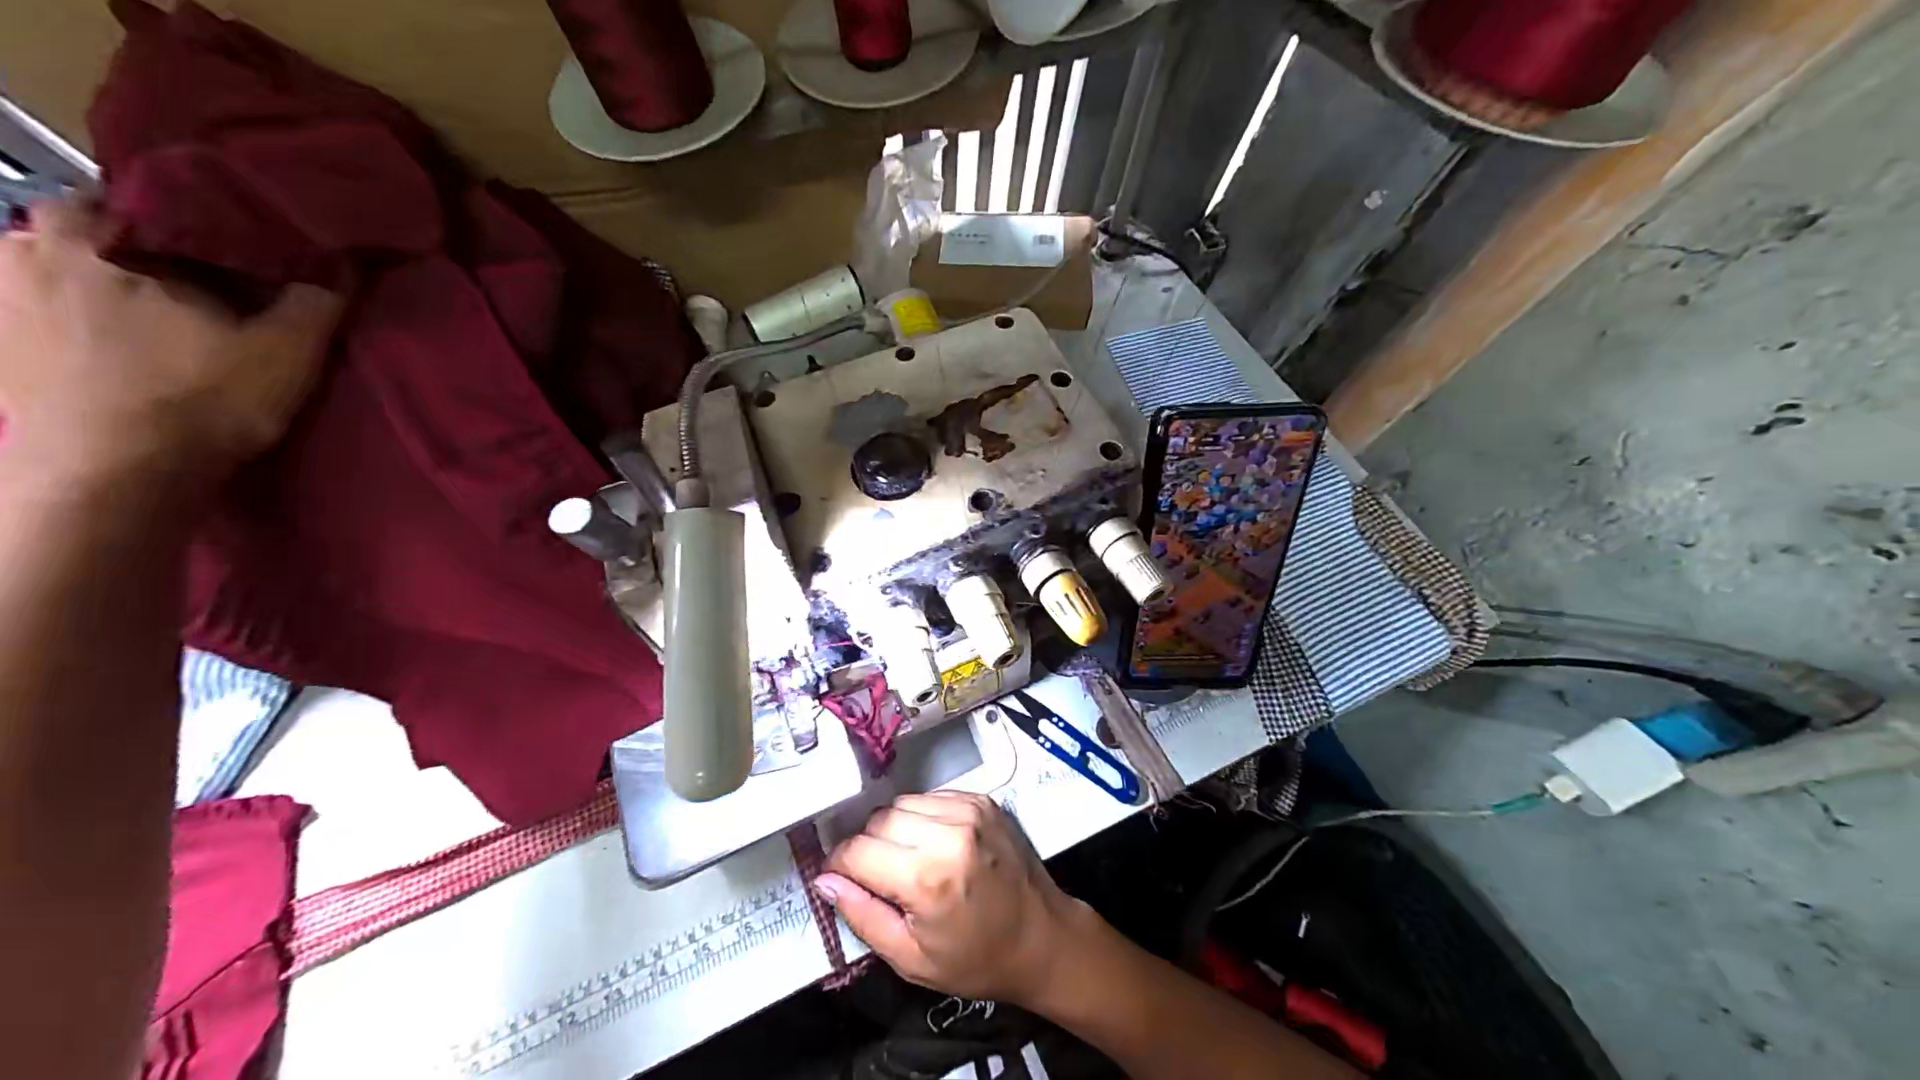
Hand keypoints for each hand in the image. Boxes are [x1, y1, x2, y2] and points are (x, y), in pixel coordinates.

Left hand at [0, 200, 343, 485]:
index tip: (236, 240)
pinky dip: (76, 313)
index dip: (198, 214)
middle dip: (144, 244)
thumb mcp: (286, 352)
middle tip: (199, 277)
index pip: (148, 195)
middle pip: (97, 227)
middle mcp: (26, 247)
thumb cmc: (201, 401)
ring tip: (159, 311)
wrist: (113, 479)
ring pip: (61, 264)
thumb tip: (343, 258)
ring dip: (104, 278)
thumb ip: (316, 300)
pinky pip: (40, 305)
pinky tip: (117, 344)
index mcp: (96, 235)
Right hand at [816, 791, 1092, 1005]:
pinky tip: (934, 846)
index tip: (841, 879)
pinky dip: (922, 818)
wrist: (1044, 938)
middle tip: (880, 878)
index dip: (840, 866)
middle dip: (867, 847)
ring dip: (894, 829)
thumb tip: (825, 880)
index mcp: (927, 876)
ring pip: (901, 803)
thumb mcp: (911, 959)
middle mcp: (948, 832)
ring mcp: (969, 810)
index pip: (856, 850)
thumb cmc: (978, 959)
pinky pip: (930, 797)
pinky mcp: (982, 800)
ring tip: (910, 862)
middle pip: (877, 820)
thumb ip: (861, 915)